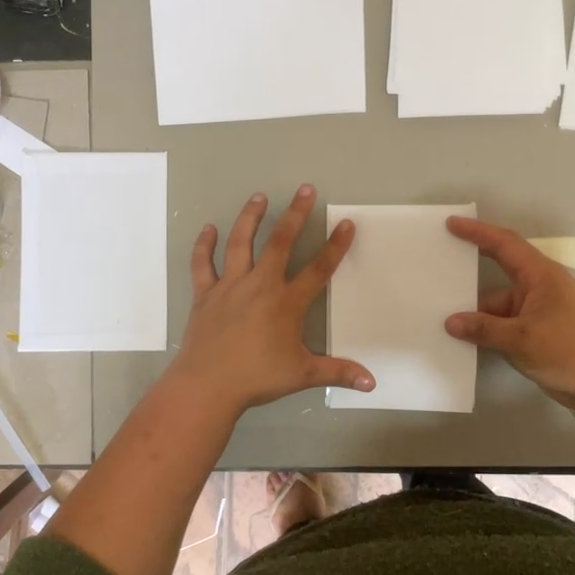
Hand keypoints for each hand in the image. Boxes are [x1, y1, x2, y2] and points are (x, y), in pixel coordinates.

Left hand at [169, 186, 375, 412]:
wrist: (207, 385)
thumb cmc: (256, 379)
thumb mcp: (302, 375)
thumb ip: (338, 372)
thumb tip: (372, 383)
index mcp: (286, 303)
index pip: (317, 270)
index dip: (335, 246)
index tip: (346, 224)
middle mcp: (259, 286)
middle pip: (279, 243)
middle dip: (295, 214)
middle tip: (305, 189)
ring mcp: (229, 287)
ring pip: (240, 243)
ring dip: (250, 217)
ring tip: (259, 197)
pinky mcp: (204, 294)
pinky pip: (202, 264)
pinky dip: (203, 245)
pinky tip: (208, 229)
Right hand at [443, 216, 574, 408]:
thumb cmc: (567, 351)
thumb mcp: (521, 339)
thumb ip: (483, 329)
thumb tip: (450, 323)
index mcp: (541, 276)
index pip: (505, 245)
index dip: (478, 232)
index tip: (452, 224)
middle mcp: (538, 287)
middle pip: (499, 271)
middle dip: (471, 269)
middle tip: (438, 265)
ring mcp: (536, 310)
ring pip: (497, 303)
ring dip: (475, 311)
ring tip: (440, 314)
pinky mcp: (534, 330)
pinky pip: (502, 322)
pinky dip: (485, 328)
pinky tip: (462, 337)